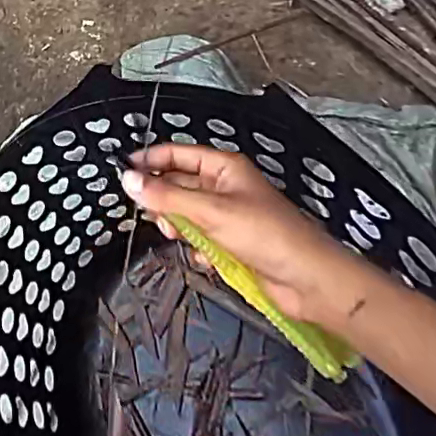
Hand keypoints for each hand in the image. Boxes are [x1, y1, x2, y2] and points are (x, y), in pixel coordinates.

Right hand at [121, 144, 377, 330]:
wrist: (310, 282)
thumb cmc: (268, 236)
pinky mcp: (232, 242)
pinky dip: (197, 247)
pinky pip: (200, 238)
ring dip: (179, 226)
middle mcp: (224, 187)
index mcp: (223, 168)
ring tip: (179, 236)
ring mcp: (228, 215)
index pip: (177, 154)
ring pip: (186, 213)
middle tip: (153, 213)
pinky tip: (204, 257)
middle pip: (178, 184)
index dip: (150, 160)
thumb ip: (166, 196)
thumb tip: (129, 180)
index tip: (124, 171)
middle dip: (164, 200)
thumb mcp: (209, 211)